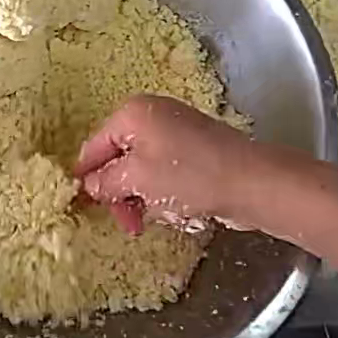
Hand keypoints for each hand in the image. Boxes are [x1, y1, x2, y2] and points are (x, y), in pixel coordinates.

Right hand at [74, 94, 286, 234]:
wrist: (255, 182)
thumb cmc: (190, 175)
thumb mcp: (138, 179)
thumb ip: (106, 182)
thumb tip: (89, 185)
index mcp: (131, 112)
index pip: (95, 144)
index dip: (86, 175)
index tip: (82, 203)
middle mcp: (150, 113)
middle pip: (118, 155)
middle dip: (119, 191)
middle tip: (127, 224)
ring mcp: (175, 128)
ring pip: (142, 165)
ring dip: (140, 194)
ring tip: (152, 220)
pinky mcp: (195, 147)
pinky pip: (165, 167)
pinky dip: (162, 189)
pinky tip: (175, 210)